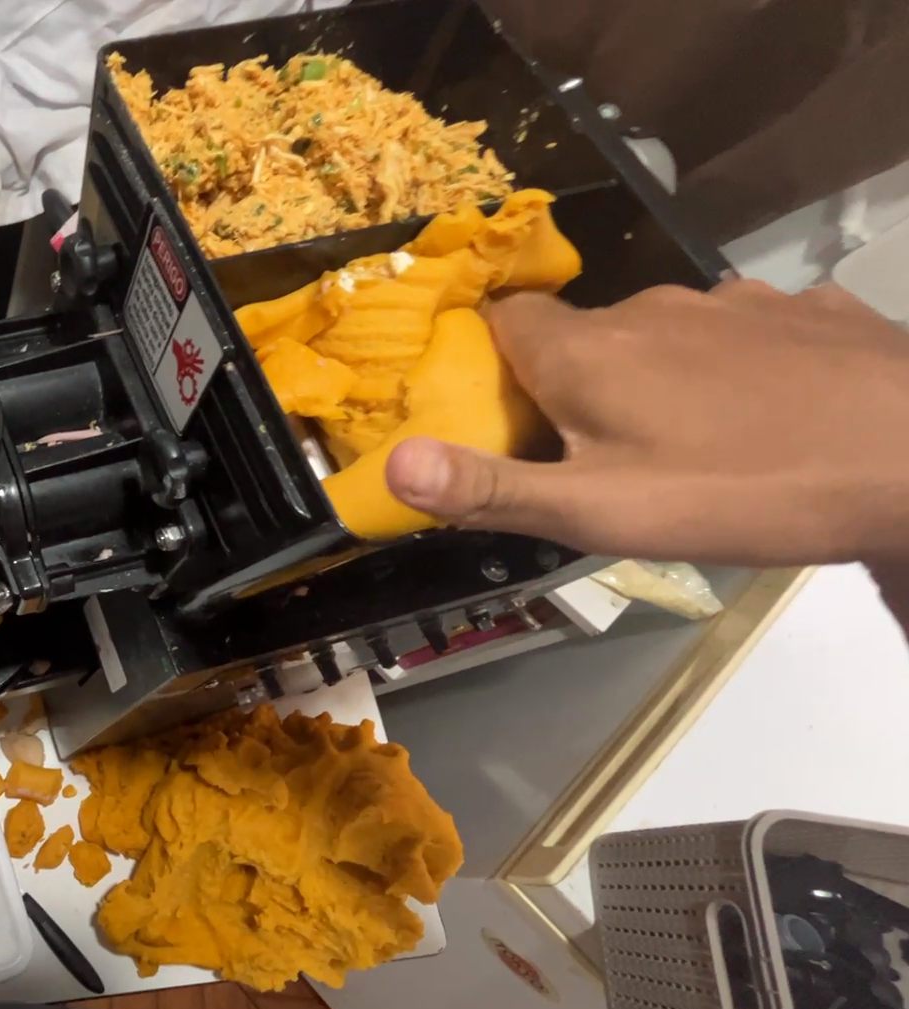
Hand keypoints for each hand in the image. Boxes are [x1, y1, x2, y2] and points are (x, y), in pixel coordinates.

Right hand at [385, 281, 908, 565]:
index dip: (479, 355)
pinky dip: (715, 359)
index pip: (499, 319)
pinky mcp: (807, 310)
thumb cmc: (743, 489)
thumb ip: (487, 489)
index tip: (483, 402)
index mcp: (582, 351)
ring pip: (650, 330)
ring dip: (637, 369)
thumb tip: (394, 463)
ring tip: (666, 435)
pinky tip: (747, 407)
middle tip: (574, 447)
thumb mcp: (595, 512)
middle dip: (556, 378)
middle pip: (570, 334)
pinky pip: (728, 327)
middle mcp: (647, 308)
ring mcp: (734, 302)